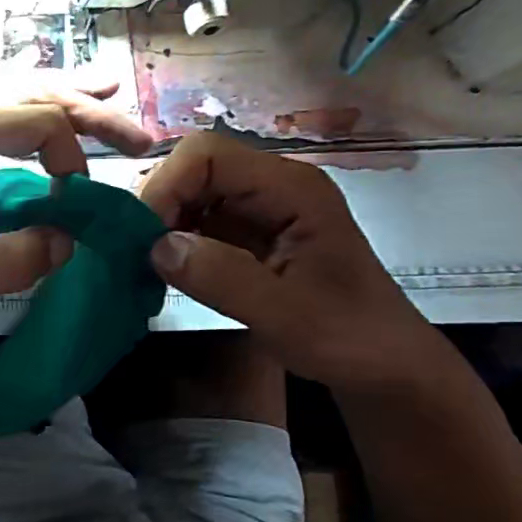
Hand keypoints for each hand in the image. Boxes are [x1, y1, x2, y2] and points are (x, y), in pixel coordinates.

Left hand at [0, 91, 151, 314]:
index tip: (72, 203)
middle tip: (141, 139)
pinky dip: (37, 103)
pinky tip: (55, 99)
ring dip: (68, 96)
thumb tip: (68, 241)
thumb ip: (15, 261)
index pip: (40, 122)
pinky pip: (0, 103)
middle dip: (93, 114)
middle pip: (37, 95)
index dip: (72, 158)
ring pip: (19, 90)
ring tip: (112, 90)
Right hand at [138, 130, 439, 390]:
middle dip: (161, 205)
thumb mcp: (285, 315)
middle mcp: (275, 186)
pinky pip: (203, 222)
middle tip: (137, 254)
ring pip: (195, 194)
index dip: (168, 186)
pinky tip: (166, 272)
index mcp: (292, 188)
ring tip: (145, 265)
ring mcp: (264, 210)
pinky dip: (177, 242)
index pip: (209, 155)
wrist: (384, 367)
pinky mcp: (253, 235)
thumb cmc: (347, 338)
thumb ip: (221, 277)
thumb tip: (156, 246)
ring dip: (164, 224)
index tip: (144, 237)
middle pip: (197, 168)